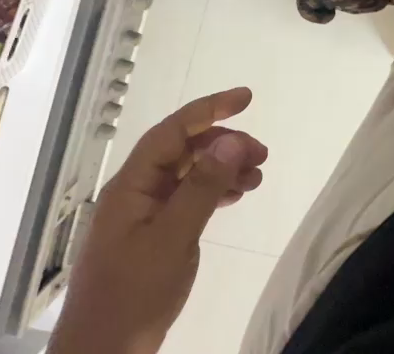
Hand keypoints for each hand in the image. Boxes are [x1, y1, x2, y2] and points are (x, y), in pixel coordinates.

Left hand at [50, 89, 267, 353]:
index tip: (247, 98)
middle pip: (184, 150)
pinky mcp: (152, 236)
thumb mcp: (173, 239)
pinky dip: (214, 190)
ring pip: (189, 173)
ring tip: (257, 177)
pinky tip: (236, 196)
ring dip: (223, 167)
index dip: (209, 108)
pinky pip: (188, 197)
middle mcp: (135, 193)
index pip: (172, 131)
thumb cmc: (133, 295)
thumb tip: (231, 139)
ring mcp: (142, 216)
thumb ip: (203, 187)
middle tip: (262, 155)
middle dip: (224, 143)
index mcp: (131, 186)